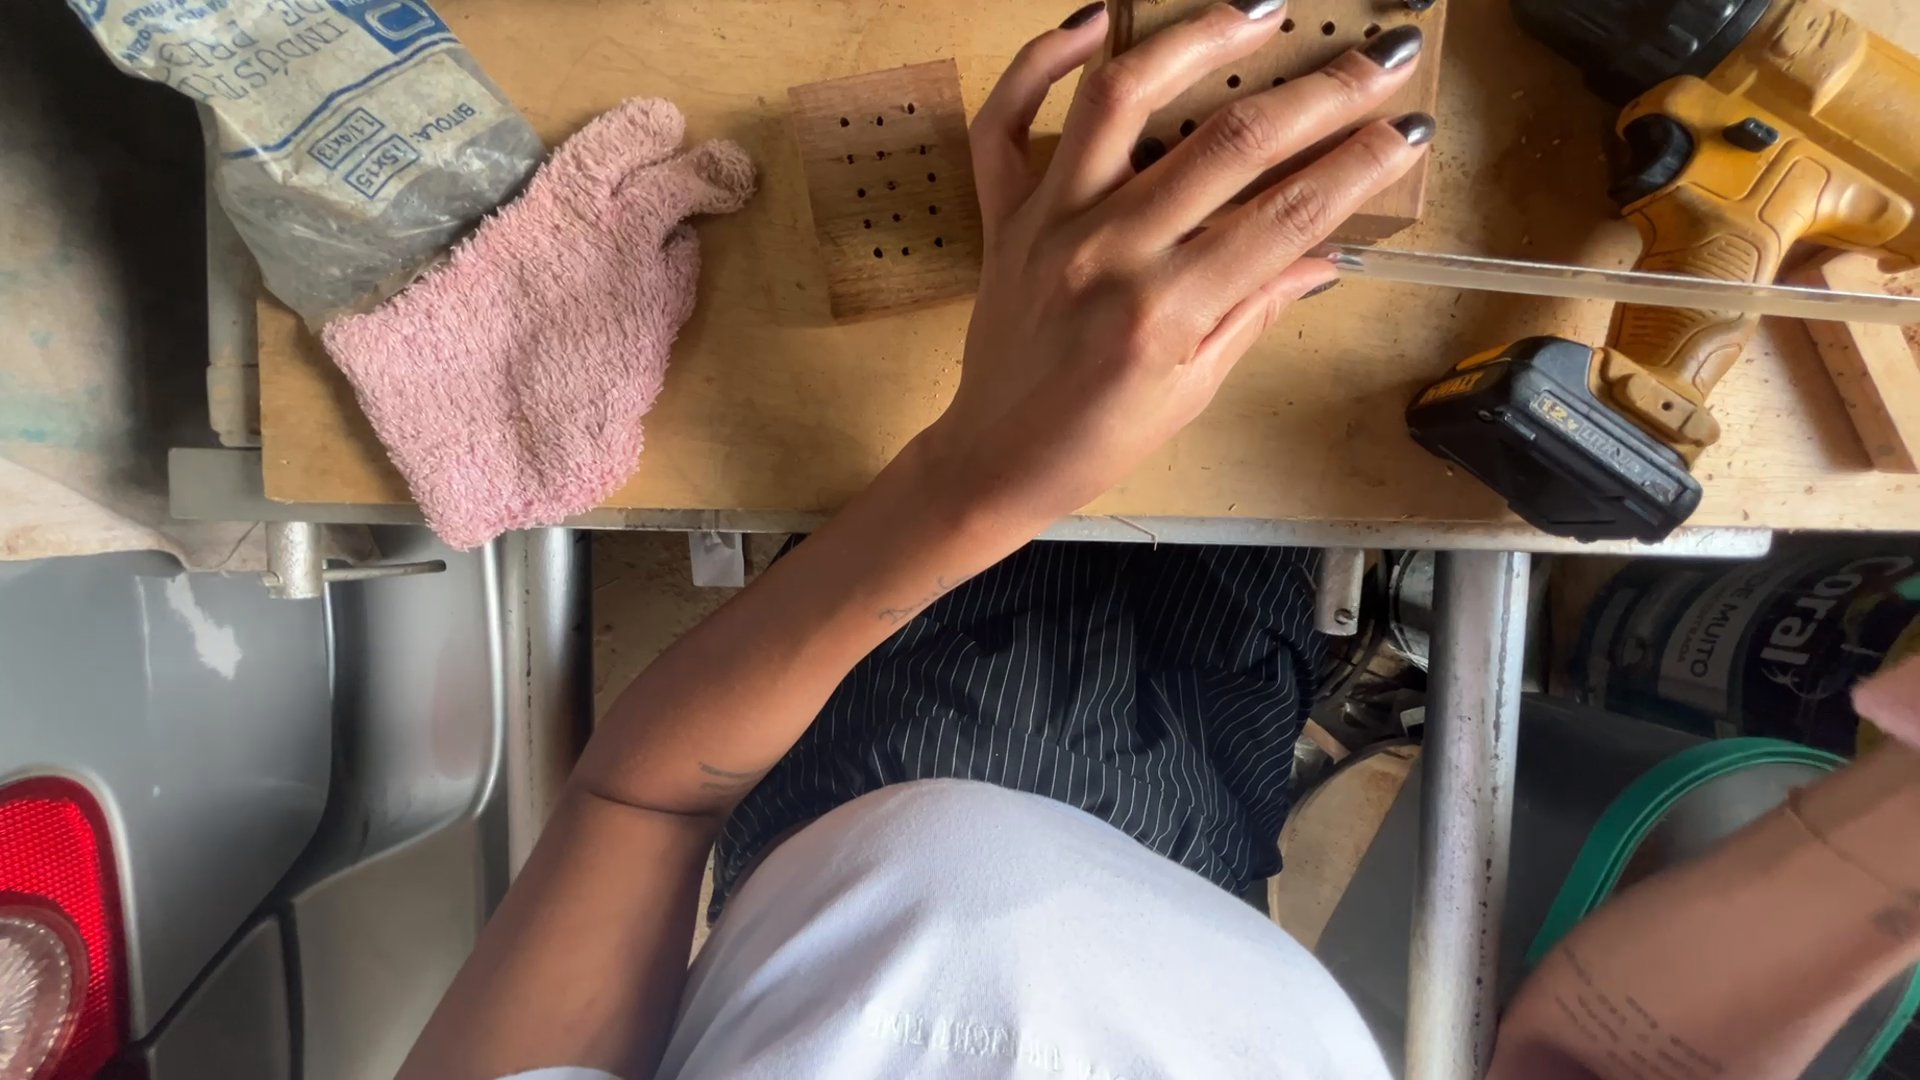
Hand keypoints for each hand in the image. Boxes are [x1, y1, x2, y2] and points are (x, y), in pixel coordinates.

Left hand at [919, 0, 1432, 526]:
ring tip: (1262, 9)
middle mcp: (1108, 255)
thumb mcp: (1188, 393)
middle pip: (1229, 144)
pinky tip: (1094, 23)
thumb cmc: (1094, 443)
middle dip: (1320, 92)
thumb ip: (1252, 313)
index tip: (1406, 127)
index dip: (1359, 165)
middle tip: (1379, 54)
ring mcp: (1048, 228)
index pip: (1285, 216)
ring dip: (1197, 36)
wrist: (995, 460)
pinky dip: (1039, 62)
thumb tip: (1323, 257)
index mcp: (1164, 312)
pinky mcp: (1003, 222)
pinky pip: (1003, 125)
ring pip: (1121, 98)